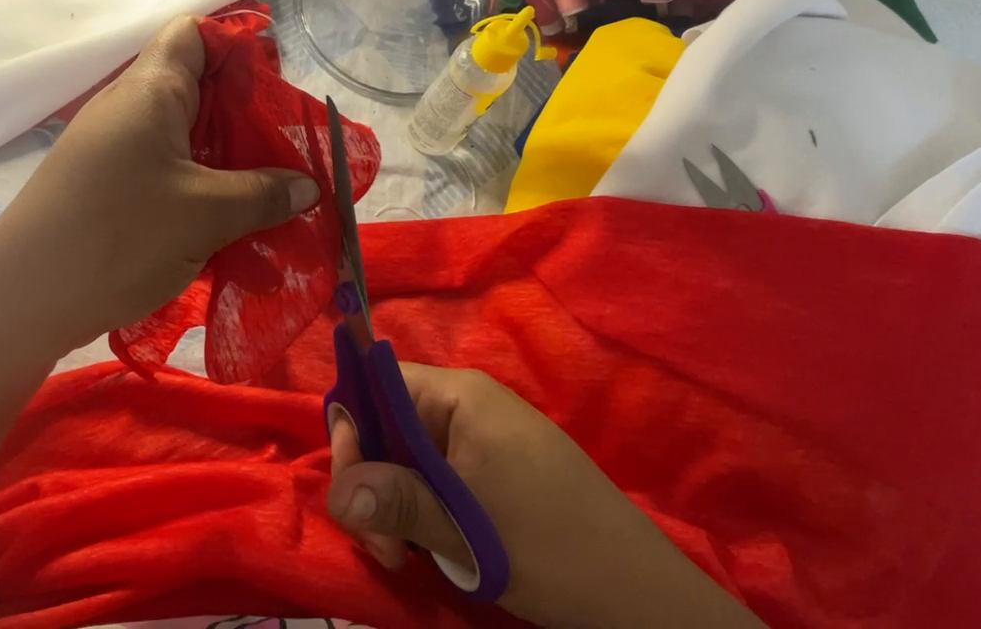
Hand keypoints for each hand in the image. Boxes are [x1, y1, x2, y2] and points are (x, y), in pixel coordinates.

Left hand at [0, 15, 319, 352]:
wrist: (22, 300)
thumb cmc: (118, 236)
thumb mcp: (204, 215)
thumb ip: (263, 193)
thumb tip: (309, 185)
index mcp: (149, 90)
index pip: (193, 34)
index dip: (238, 45)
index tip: (277, 86)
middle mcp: (128, 108)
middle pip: (196, 88)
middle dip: (245, 116)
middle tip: (286, 151)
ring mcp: (112, 150)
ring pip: (183, 137)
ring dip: (226, 161)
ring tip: (267, 194)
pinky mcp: (105, 188)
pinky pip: (164, 171)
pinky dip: (199, 189)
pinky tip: (226, 225)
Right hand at [327, 364, 766, 628]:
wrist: (644, 595)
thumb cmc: (551, 549)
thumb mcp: (463, 530)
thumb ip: (394, 501)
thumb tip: (336, 491)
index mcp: (459, 395)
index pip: (376, 385)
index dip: (352, 434)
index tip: (354, 496)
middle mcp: (468, 402)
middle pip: (388, 423)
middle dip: (374, 481)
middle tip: (386, 547)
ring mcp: (485, 433)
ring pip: (410, 453)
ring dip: (397, 502)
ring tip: (408, 554)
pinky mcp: (497, 466)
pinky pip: (438, 470)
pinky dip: (425, 507)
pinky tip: (434, 545)